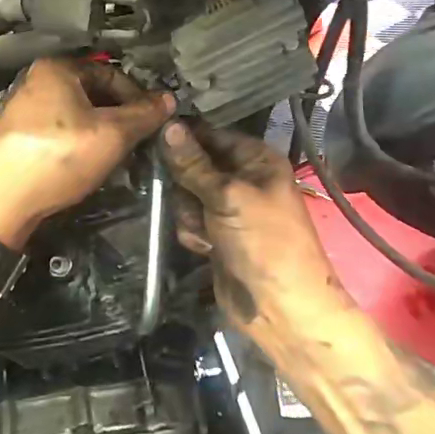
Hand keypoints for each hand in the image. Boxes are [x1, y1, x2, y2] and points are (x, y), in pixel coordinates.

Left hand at [0, 59, 174, 246]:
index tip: (152, 120)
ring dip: (101, 131)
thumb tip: (168, 100)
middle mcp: (36, 82)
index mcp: (56, 69)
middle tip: (137, 139)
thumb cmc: (57, 158)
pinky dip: (79, 142)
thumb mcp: (111, 135)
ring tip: (116, 155)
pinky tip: (87, 163)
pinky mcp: (18, 137)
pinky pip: (59, 131)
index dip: (137, 97)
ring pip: (77, 114)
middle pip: (93, 93)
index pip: (111, 73)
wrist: (2, 202)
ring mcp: (24, 109)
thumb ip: (143, 115)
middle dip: (119, 115)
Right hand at [158, 120, 347, 325]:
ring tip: (203, 230)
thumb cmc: (264, 243)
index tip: (154, 141)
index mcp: (256, 159)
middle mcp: (243, 178)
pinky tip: (204, 247)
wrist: (281, 308)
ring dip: (187, 212)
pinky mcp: (217, 234)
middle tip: (187, 198)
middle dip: (185, 184)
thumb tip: (168, 125)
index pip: (210, 134)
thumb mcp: (228, 197)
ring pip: (186, 194)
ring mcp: (229, 208)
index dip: (184, 138)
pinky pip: (189, 220)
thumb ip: (193, 164)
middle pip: (193, 164)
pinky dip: (192, 232)